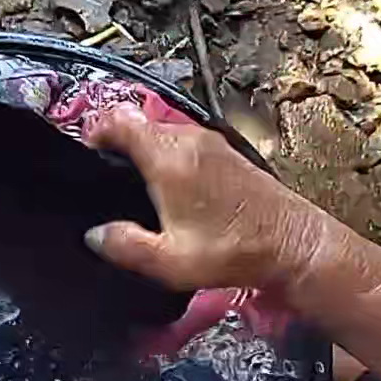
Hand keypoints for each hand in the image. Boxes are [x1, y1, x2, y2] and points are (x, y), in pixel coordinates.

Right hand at [82, 106, 344, 291]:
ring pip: (162, 133)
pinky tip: (169, 191)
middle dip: (117, 146)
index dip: (95, 132)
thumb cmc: (231, 252)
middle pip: (139, 124)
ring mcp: (211, 142)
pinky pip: (184, 143)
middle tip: (105, 181)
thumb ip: (126, 246)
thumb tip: (94, 234)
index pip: (118, 119)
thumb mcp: (170, 261)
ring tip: (133, 189)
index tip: (86, 159)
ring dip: (144, 152)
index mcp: (168, 157)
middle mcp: (188, 139)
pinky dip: (168, 157)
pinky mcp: (227, 152)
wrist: (293, 244)